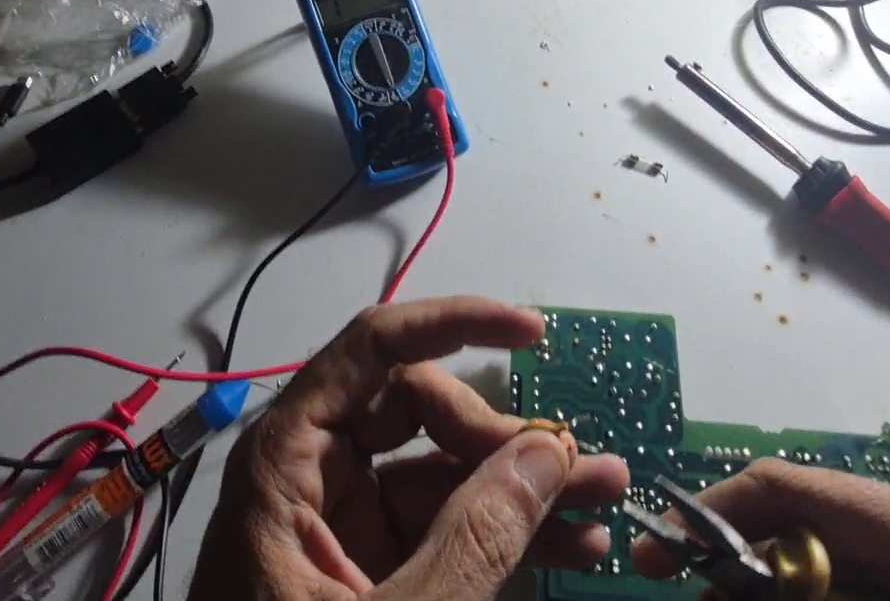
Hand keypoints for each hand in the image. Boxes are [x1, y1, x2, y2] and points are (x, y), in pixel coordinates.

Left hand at [186, 297, 630, 599]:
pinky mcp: (373, 567)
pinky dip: (504, 530)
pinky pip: (447, 523)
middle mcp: (315, 472)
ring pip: (444, 467)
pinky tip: (568, 544)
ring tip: (601, 496)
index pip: (373, 348)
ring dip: (522, 482)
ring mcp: (346, 521)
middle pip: (419, 407)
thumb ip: (473, 539)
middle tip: (577, 464)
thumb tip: (548, 451)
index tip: (530, 331)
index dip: (453, 323)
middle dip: (502, 432)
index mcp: (288, 458)